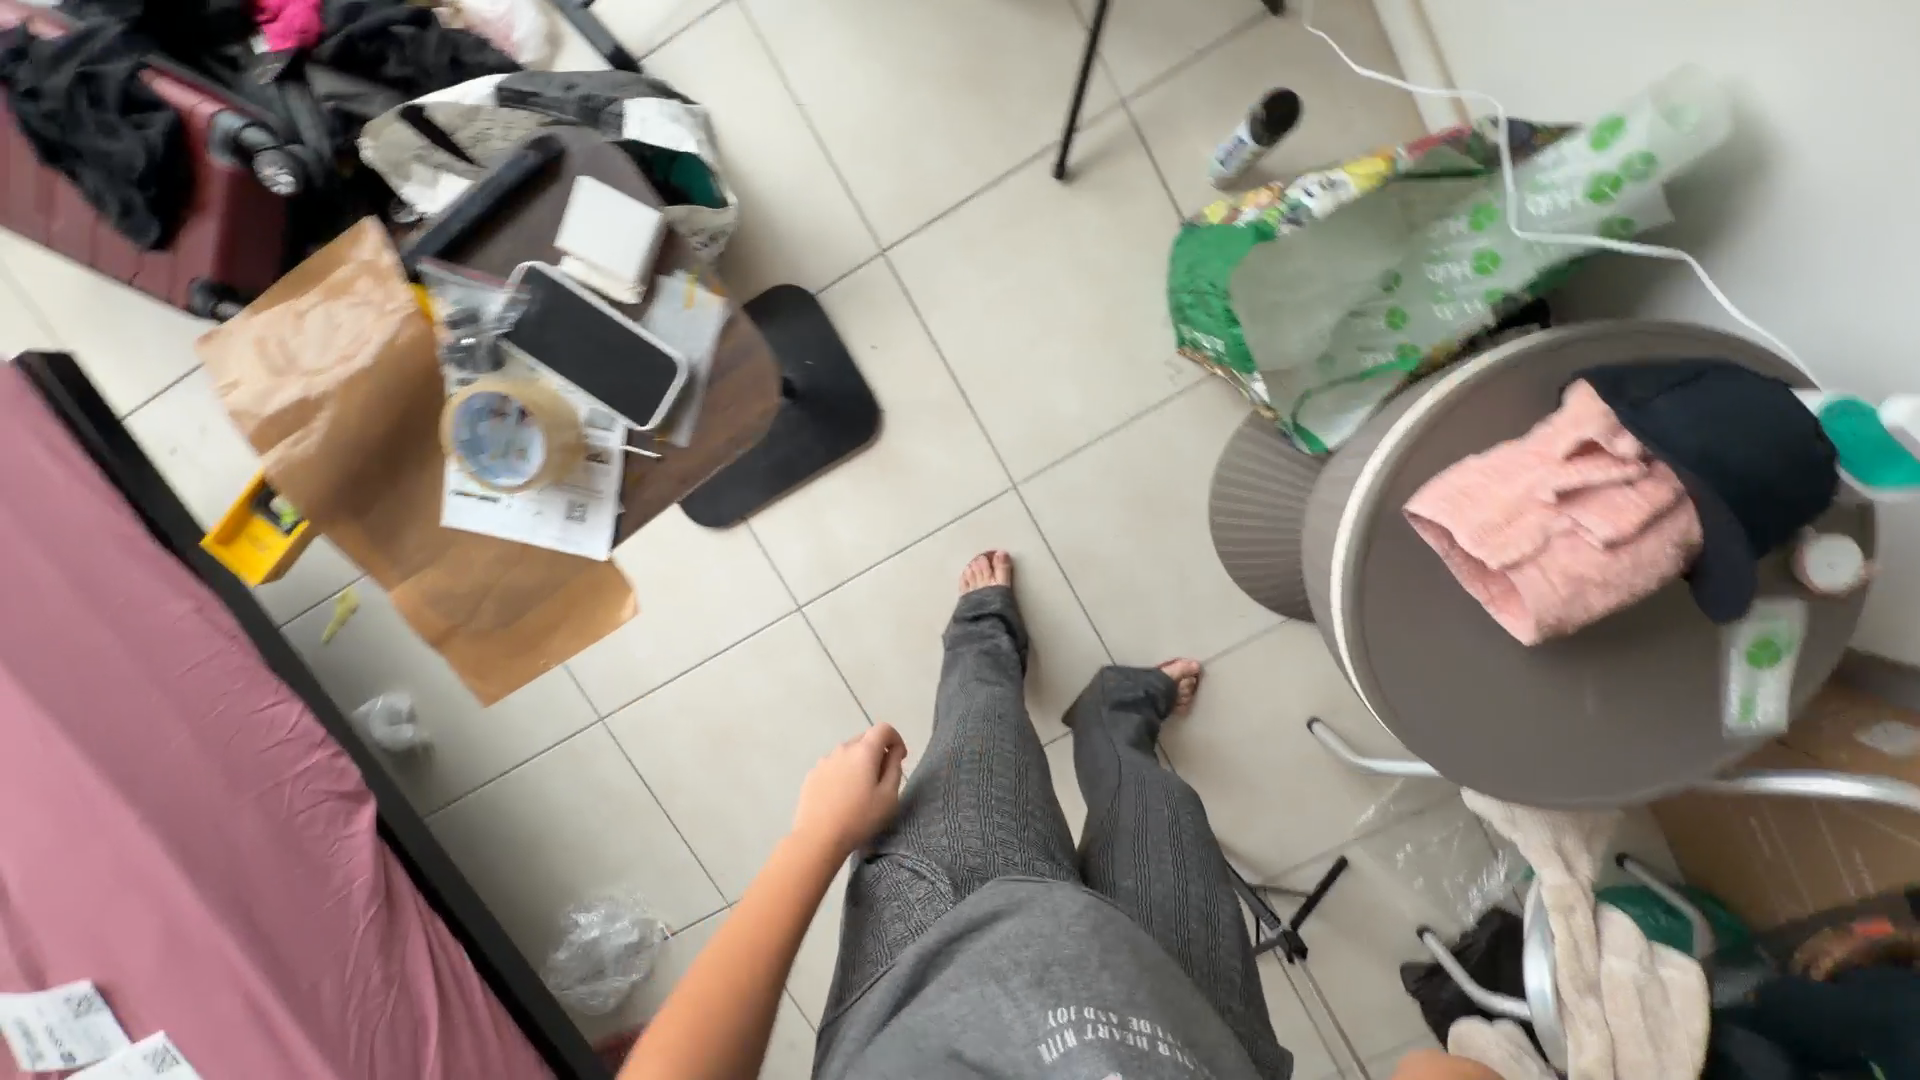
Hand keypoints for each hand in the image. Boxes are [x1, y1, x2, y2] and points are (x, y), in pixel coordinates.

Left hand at [792, 724, 907, 859]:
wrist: (817, 838)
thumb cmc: (859, 818)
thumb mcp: (889, 797)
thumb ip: (895, 768)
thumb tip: (894, 752)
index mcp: (864, 751)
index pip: (884, 728)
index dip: (896, 739)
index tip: (900, 759)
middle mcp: (842, 749)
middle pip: (865, 739)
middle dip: (878, 751)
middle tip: (882, 778)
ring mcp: (824, 761)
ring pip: (848, 753)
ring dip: (859, 763)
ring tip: (860, 791)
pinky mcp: (812, 775)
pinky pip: (833, 766)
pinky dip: (842, 773)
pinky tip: (841, 797)